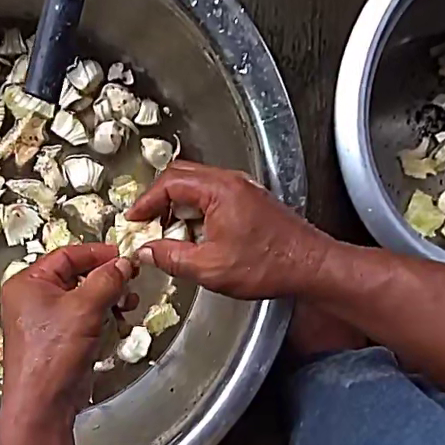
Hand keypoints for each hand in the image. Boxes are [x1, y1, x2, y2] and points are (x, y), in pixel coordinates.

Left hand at [0, 242, 135, 419]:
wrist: (44, 403)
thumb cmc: (51, 355)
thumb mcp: (84, 307)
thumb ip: (106, 280)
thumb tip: (122, 264)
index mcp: (28, 283)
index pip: (66, 255)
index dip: (97, 254)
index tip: (122, 256)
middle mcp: (34, 299)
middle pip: (78, 276)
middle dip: (107, 280)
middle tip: (130, 281)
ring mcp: (48, 322)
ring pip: (85, 299)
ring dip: (109, 300)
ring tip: (127, 305)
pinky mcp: (61, 341)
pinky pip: (86, 320)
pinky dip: (104, 319)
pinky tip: (119, 323)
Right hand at [126, 162, 333, 298]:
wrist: (310, 267)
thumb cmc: (268, 265)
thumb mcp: (209, 268)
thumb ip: (171, 257)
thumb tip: (147, 252)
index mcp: (219, 190)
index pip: (169, 183)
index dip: (146, 202)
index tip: (134, 219)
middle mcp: (231, 181)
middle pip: (182, 177)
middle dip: (159, 199)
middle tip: (146, 222)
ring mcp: (243, 189)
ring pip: (198, 186)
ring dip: (178, 206)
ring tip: (168, 232)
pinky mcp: (251, 201)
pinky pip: (214, 196)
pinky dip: (197, 210)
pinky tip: (195, 235)